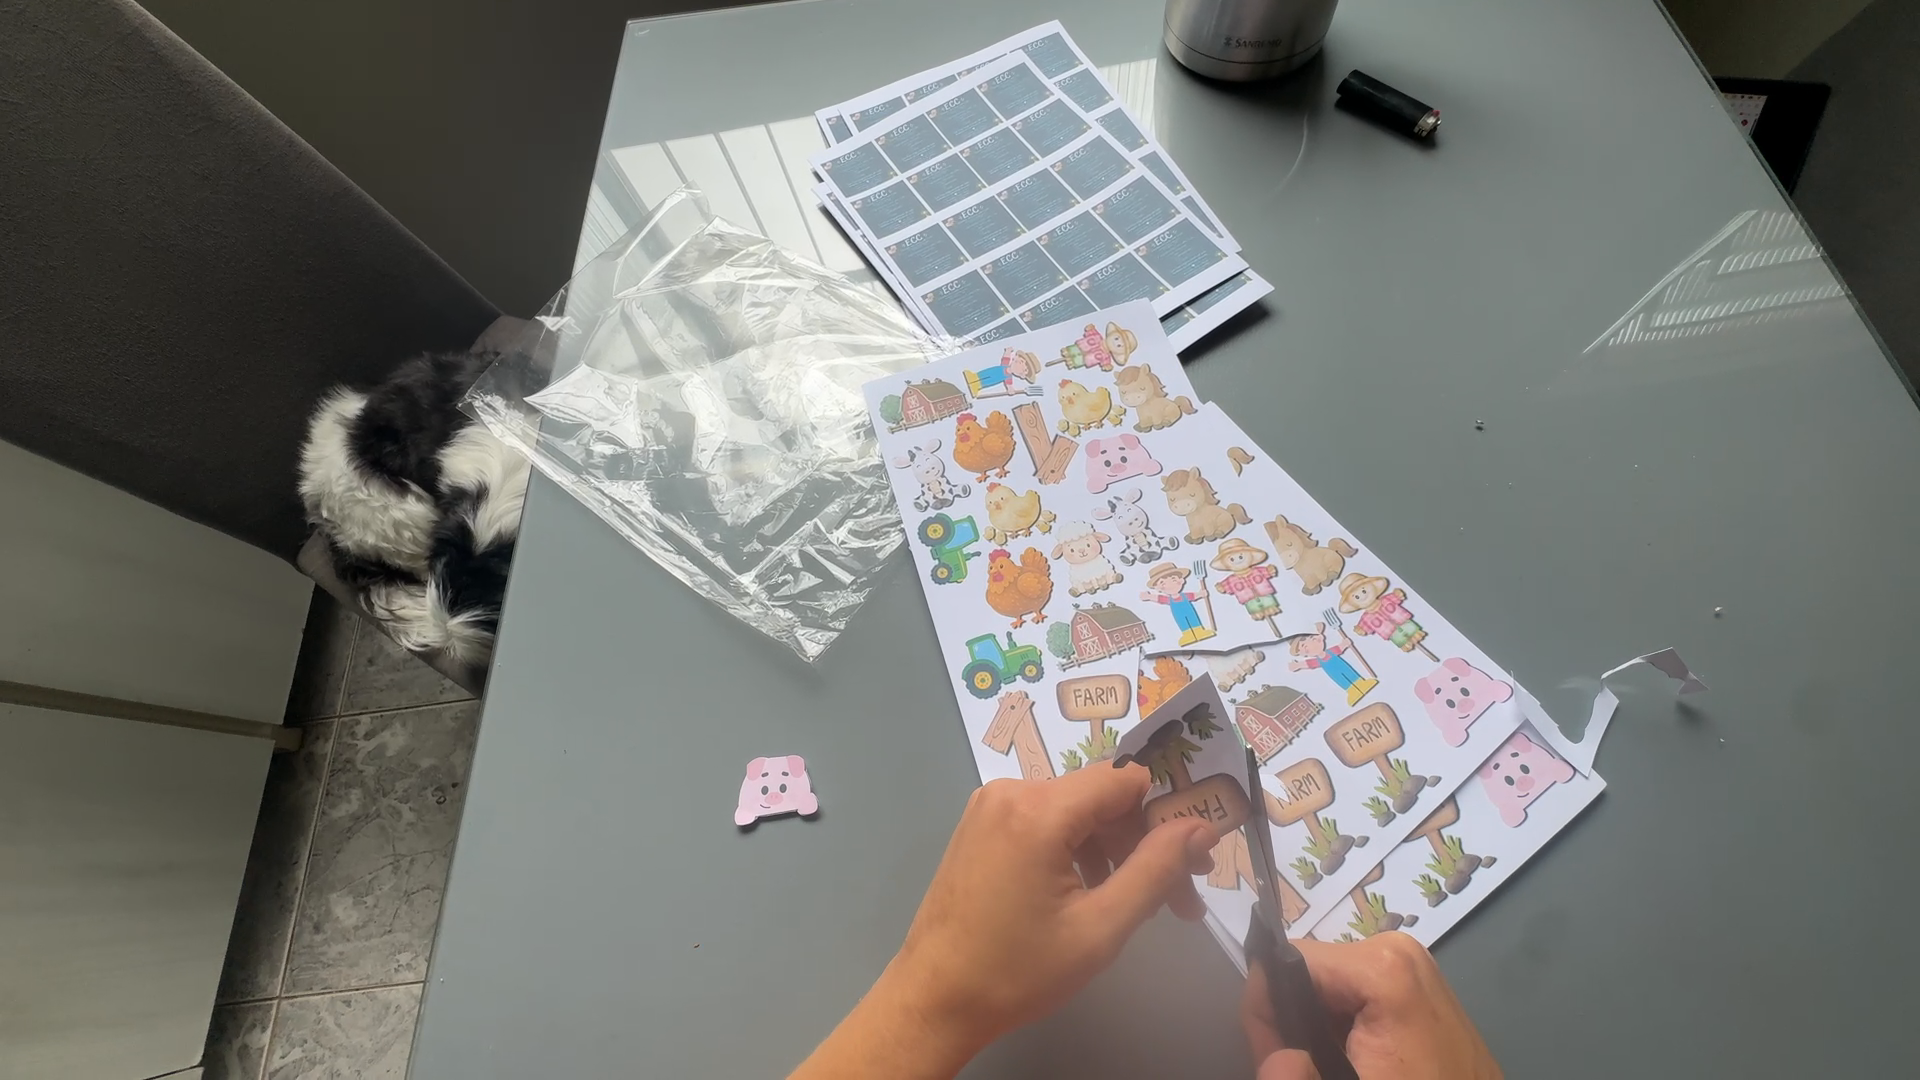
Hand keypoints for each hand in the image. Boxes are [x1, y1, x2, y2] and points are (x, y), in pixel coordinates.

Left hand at [895, 764, 1216, 1048]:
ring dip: (1112, 849)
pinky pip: (1045, 818)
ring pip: (1074, 809)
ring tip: (1142, 904)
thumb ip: (1155, 870)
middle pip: (1099, 797)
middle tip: (1181, 898)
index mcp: (1037, 809)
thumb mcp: (1099, 928)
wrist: (935, 996)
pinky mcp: (982, 821)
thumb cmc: (1017, 970)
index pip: (1123, 779)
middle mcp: (1011, 789)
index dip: (1166, 811)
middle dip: (1143, 841)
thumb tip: (1202, 826)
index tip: (1195, 857)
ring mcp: (991, 803)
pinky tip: (1092, 890)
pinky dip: (1076, 847)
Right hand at [1242, 933, 1500, 1079]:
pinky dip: (1342, 1023)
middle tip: (1301, 1070)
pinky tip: (1358, 1060)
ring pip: (1326, 981)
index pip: (1287, 961)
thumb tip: (1275, 1061)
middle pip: (1307, 971)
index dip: (1266, 1010)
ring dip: (1315, 1024)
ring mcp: (1410, 961)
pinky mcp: (1418, 980)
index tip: (1272, 1062)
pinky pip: (1354, 989)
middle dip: (1293, 1021)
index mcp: (1382, 966)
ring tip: (1331, 1068)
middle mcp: (1395, 947)